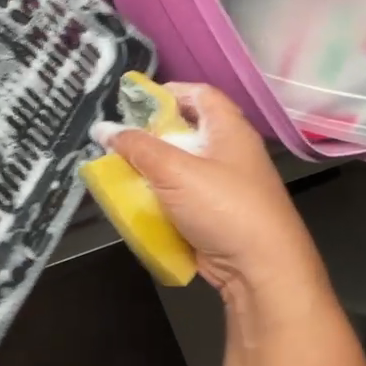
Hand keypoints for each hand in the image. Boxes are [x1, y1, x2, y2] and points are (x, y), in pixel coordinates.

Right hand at [93, 83, 325, 306]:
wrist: (263, 274)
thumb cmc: (224, 209)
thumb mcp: (171, 169)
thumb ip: (133, 145)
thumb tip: (102, 129)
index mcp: (229, 132)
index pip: (199, 93)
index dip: (167, 91)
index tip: (132, 103)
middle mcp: (229, 153)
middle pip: (183, 129)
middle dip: (147, 133)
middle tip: (117, 139)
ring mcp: (224, 185)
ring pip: (177, 163)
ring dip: (147, 166)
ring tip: (117, 169)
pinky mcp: (216, 213)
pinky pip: (179, 192)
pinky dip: (156, 192)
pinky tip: (134, 198)